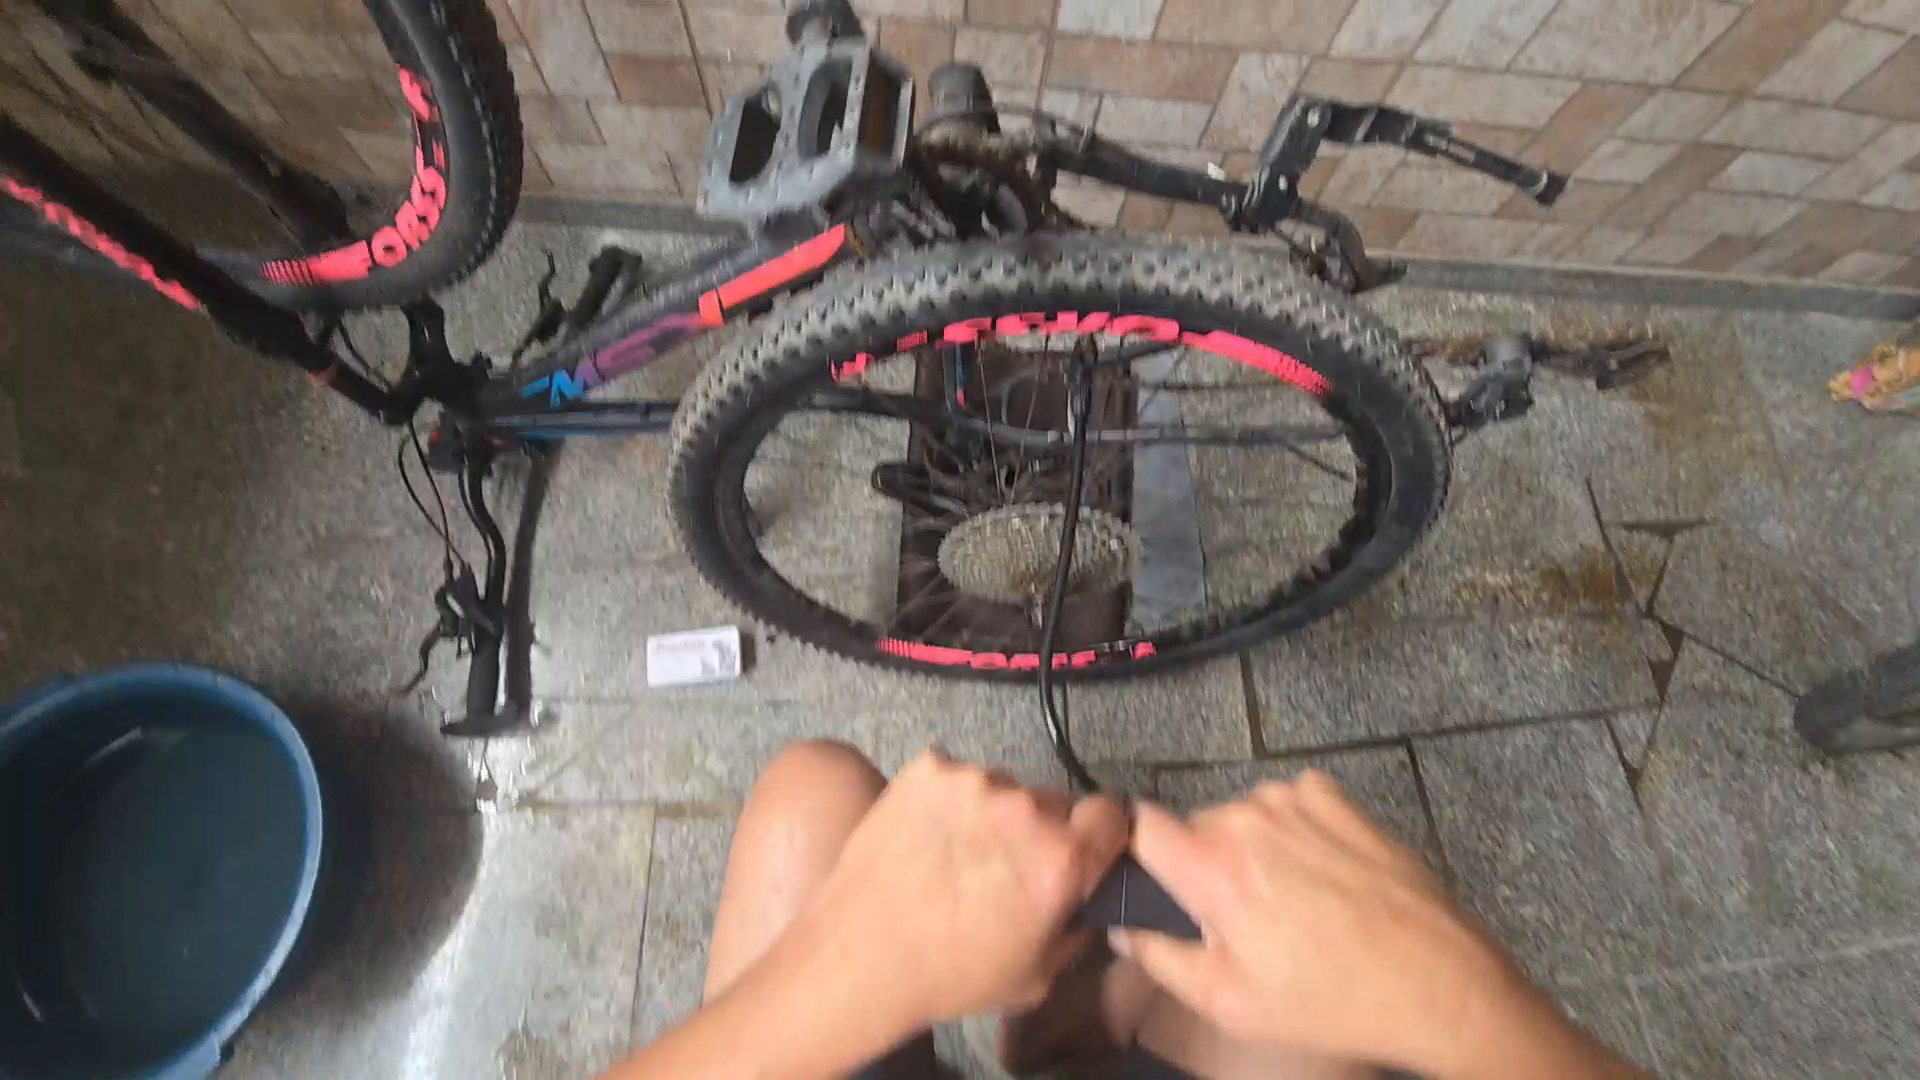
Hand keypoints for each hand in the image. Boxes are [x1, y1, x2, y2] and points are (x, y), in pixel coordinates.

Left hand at [796, 750, 1127, 1030]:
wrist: (858, 953)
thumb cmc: (951, 974)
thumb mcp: (1037, 973)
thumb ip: (1077, 922)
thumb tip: (1088, 889)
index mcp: (1060, 857)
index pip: (1111, 812)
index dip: (1099, 830)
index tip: (1082, 844)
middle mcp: (1022, 806)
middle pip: (1051, 801)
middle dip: (1037, 828)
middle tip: (1002, 863)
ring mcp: (971, 778)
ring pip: (1001, 787)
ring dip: (990, 811)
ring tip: (954, 851)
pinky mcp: (928, 764)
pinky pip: (956, 775)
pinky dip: (948, 797)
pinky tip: (926, 833)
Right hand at [1112, 771, 1556, 1077]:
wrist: (1441, 984)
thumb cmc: (1326, 998)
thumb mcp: (1229, 1002)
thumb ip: (1160, 958)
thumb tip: (1121, 929)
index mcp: (1209, 864)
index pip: (1138, 821)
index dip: (1137, 845)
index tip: (1156, 874)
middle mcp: (1242, 816)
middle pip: (1196, 826)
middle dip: (1206, 862)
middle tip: (1242, 912)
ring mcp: (1290, 798)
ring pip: (1241, 815)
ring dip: (1251, 845)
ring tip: (1294, 895)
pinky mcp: (1331, 794)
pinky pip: (1287, 801)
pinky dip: (1293, 826)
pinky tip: (1324, 866)